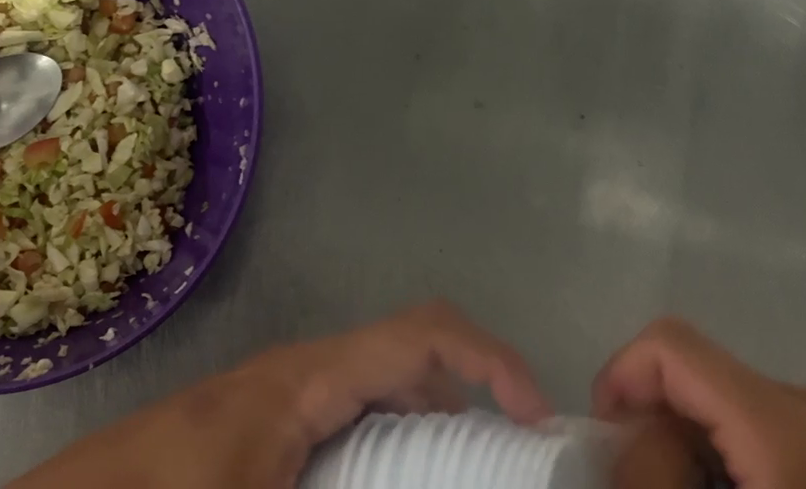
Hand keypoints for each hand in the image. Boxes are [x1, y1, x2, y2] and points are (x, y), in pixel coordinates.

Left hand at [9, 302, 551, 488]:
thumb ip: (356, 481)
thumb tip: (412, 472)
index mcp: (311, 376)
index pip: (420, 333)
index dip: (490, 359)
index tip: (537, 423)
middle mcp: (303, 370)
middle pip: (410, 360)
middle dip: (470, 404)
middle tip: (509, 469)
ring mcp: (283, 393)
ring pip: (380, 390)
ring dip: (429, 427)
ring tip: (461, 476)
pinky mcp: (267, 420)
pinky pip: (348, 415)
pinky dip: (388, 442)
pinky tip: (392, 483)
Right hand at [593, 318, 805, 488]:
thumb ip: (650, 470)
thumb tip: (634, 432)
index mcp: (788, 420)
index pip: (670, 345)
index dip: (619, 379)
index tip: (610, 444)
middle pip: (699, 378)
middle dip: (663, 431)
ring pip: (731, 406)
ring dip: (700, 451)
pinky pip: (770, 430)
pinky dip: (739, 461)